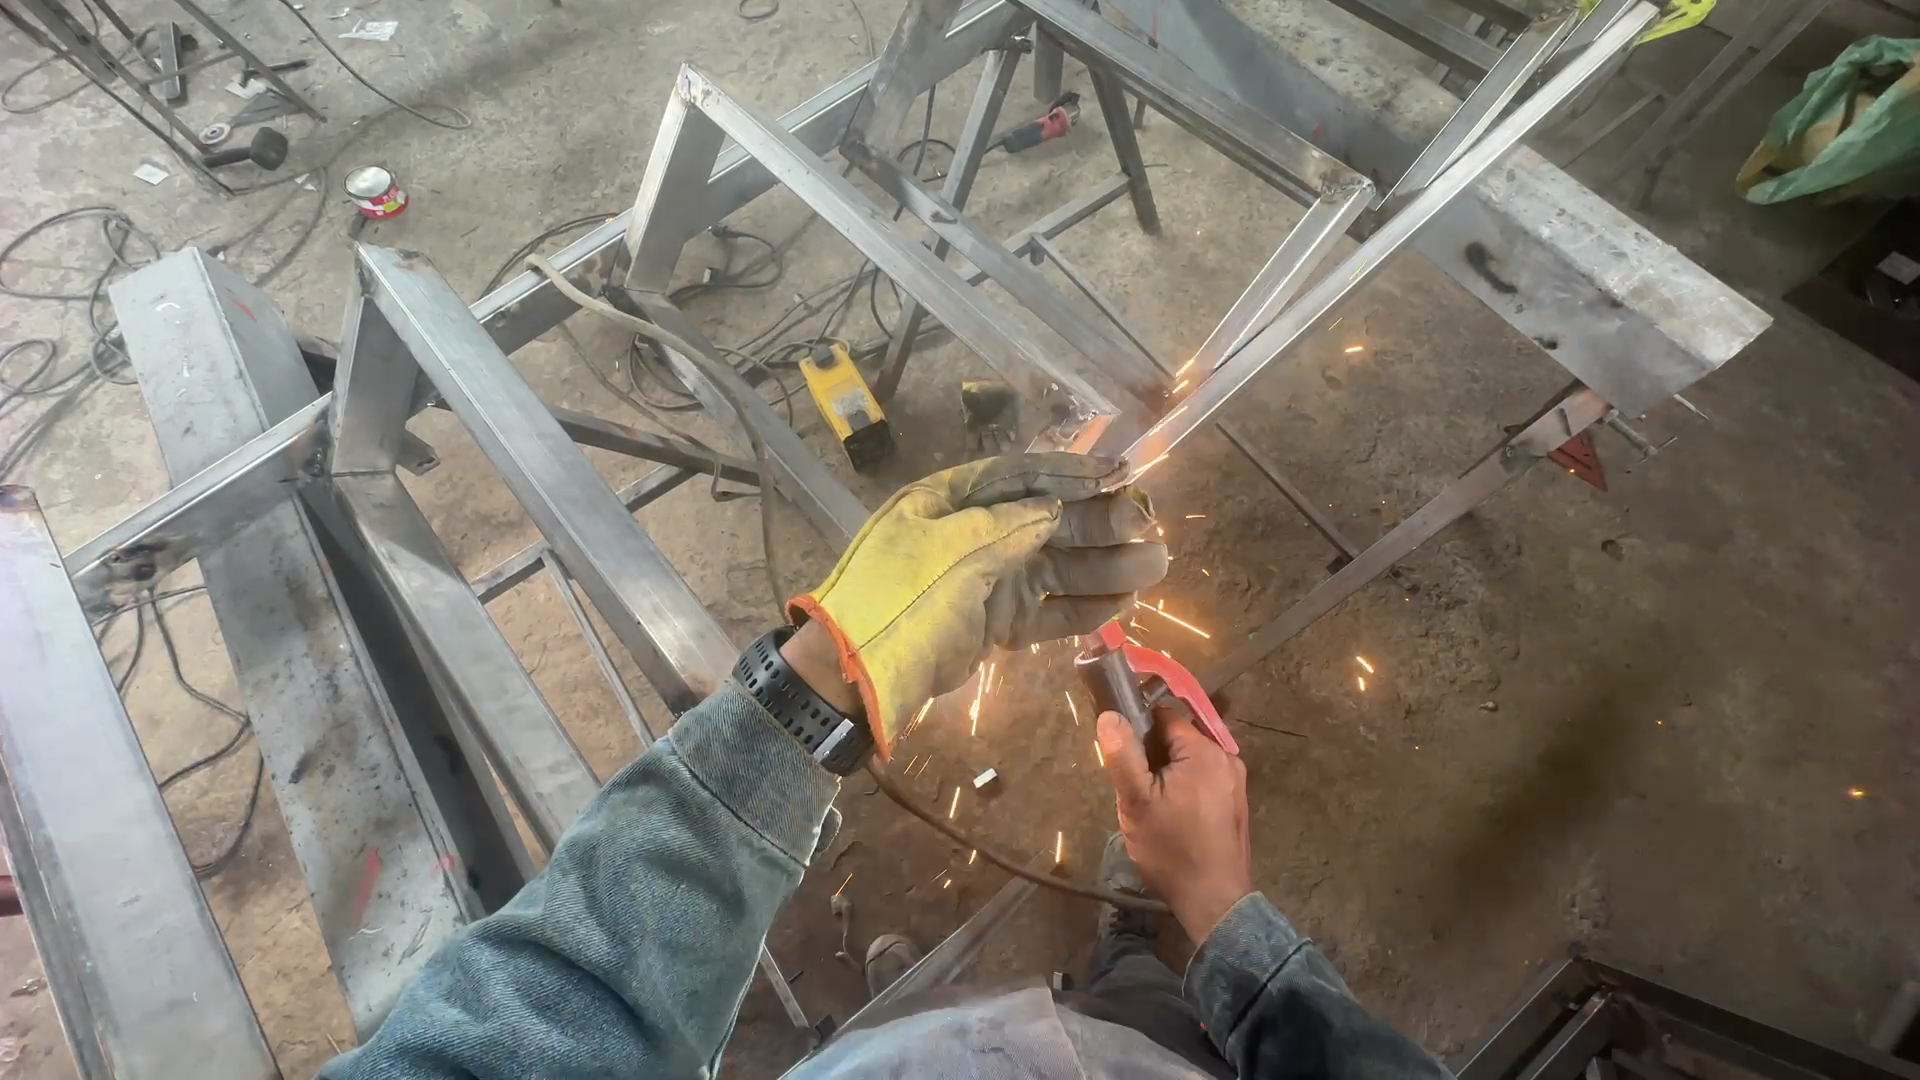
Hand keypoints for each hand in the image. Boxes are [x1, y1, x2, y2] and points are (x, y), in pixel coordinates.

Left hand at [788, 453, 1166, 751]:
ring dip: (1103, 566)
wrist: (859, 675)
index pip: (1022, 476)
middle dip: (1099, 524)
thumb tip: (1058, 509)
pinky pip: (1046, 609)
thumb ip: (1010, 524)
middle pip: (1046, 521)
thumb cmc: (900, 598)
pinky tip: (1122, 602)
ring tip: (1154, 565)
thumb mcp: (952, 548)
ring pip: (1054, 567)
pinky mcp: (996, 621)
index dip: (1074, 474)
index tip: (1122, 474)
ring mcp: (986, 579)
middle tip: (1149, 527)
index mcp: (951, 501)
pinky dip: (1083, 607)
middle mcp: (973, 533)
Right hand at [1097, 707, 1252, 942]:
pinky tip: (1173, 817)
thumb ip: (1122, 754)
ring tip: (1153, 808)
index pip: (1163, 717)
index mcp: (1205, 751)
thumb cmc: (1172, 849)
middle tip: (1137, 791)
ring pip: (1187, 761)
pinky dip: (1183, 788)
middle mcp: (1227, 758)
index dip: (1137, 733)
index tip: (1124, 759)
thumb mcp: (1136, 801)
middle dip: (1152, 757)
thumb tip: (1110, 715)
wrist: (1214, 903)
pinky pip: (1202, 779)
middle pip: (1176, 739)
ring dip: (1167, 775)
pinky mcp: (1235, 802)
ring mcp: (1235, 782)